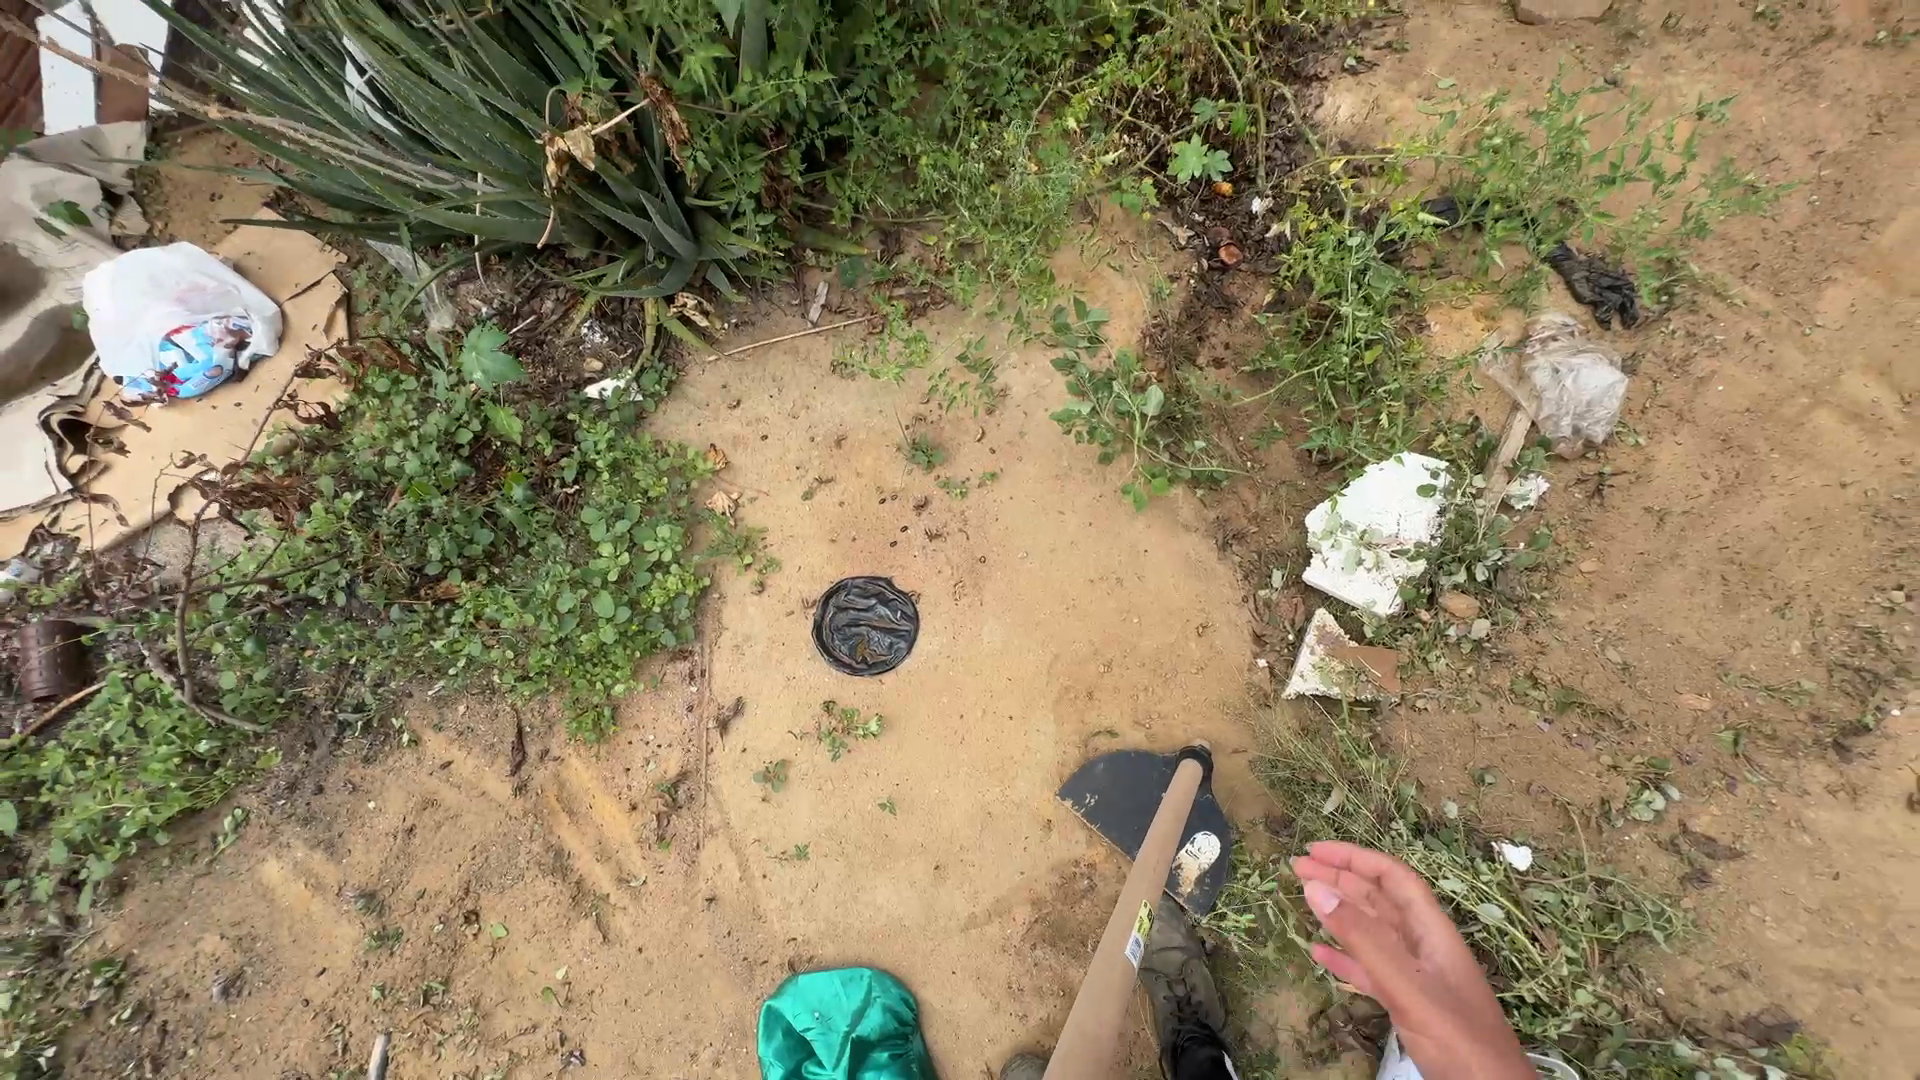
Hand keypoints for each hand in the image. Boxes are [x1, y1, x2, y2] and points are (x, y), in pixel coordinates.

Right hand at [1291, 841, 1534, 1079]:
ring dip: (1338, 912)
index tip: (1315, 851)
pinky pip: (1369, 969)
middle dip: (1339, 879)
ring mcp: (1416, 977)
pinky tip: (1317, 953)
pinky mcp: (1408, 1005)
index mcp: (1433, 932)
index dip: (1355, 858)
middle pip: (1378, 900)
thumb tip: (1315, 887)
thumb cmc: (1460, 1041)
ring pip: (1371, 931)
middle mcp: (1423, 947)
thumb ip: (1363, 939)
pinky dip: (1343, 956)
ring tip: (1303, 897)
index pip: (1393, 878)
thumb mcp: (1408, 986)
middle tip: (1297, 868)